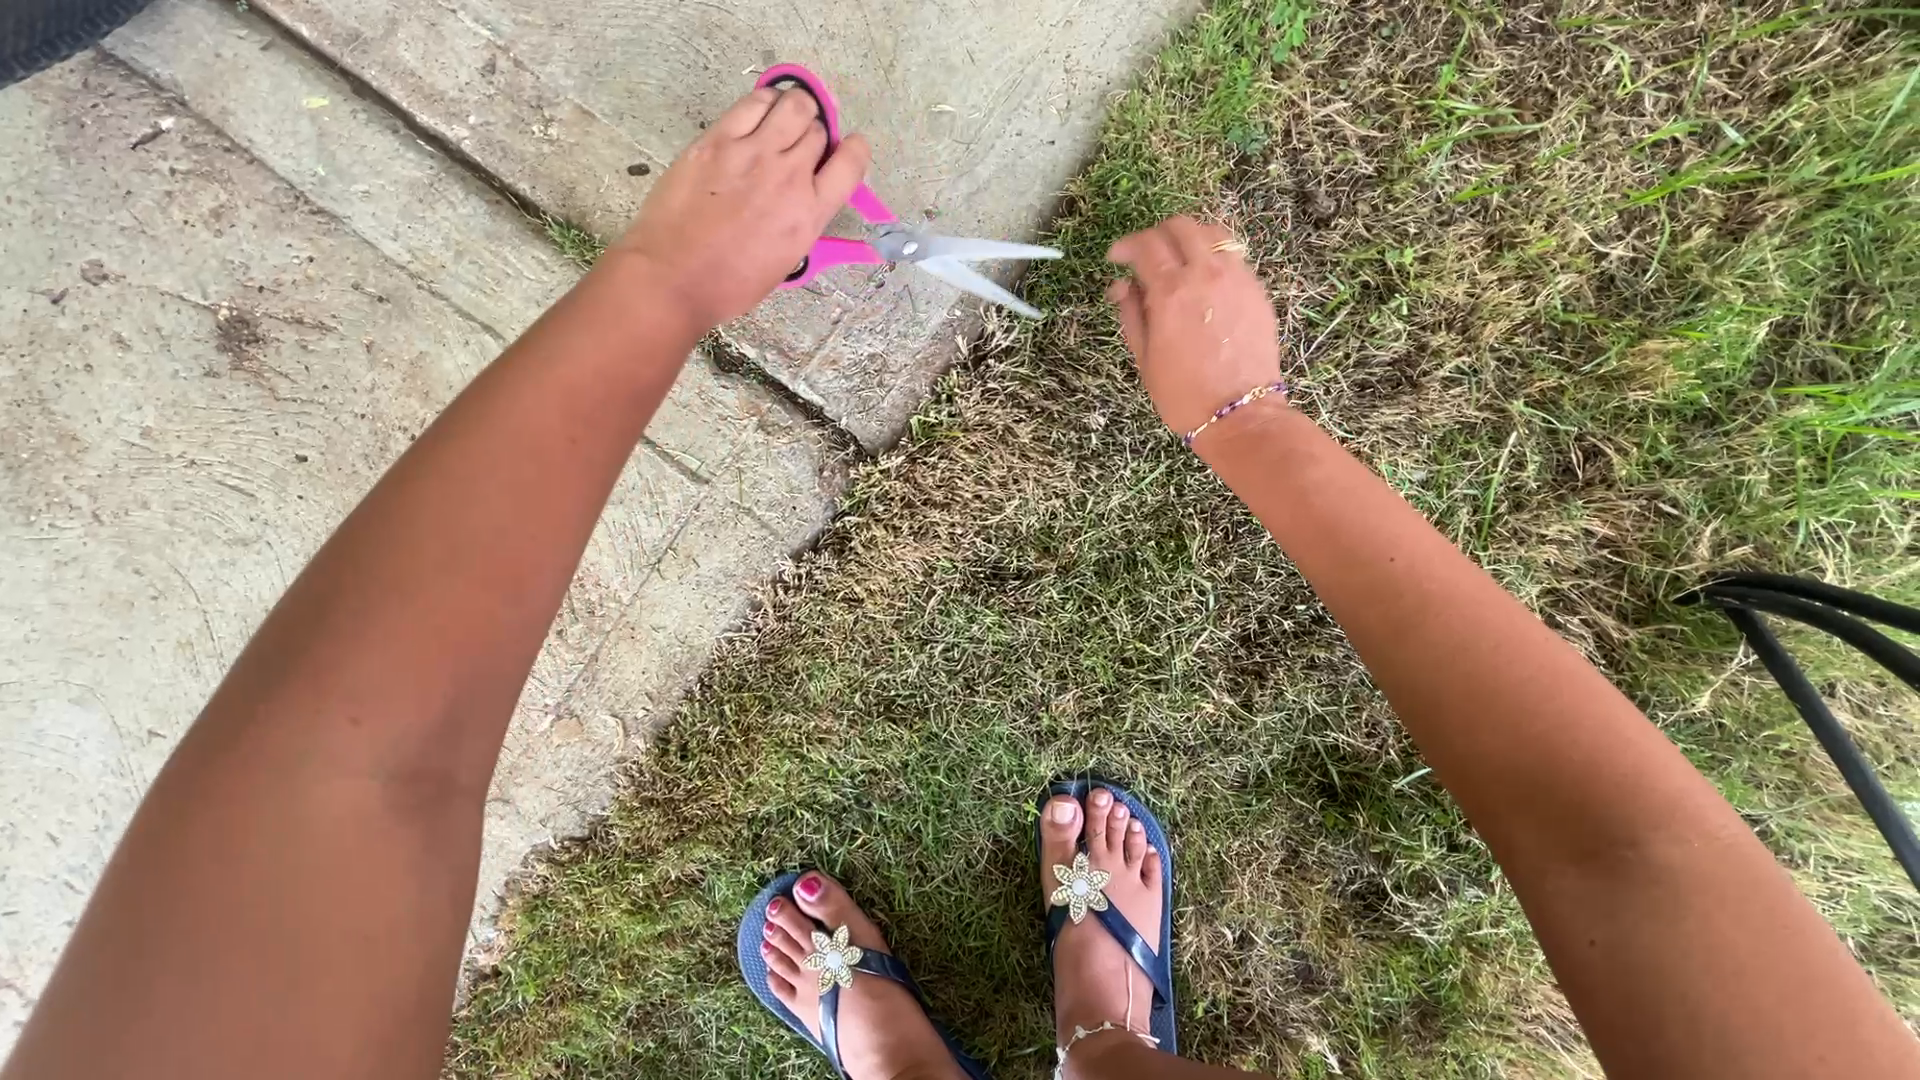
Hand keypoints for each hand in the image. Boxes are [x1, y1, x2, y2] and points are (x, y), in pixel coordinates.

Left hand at [610, 86, 871, 328]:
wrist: (674, 277)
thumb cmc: (730, 283)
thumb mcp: (786, 261)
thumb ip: (804, 221)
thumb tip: (808, 199)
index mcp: (810, 214)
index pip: (851, 162)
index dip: (853, 150)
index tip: (844, 151)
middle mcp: (788, 176)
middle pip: (818, 129)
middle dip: (815, 134)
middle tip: (799, 144)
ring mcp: (752, 153)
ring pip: (792, 104)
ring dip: (793, 109)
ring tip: (781, 122)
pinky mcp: (717, 140)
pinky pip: (752, 103)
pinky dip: (763, 103)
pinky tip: (757, 116)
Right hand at [1107, 217, 1282, 438]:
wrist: (1239, 415)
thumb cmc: (1183, 395)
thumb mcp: (1144, 358)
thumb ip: (1131, 314)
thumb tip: (1122, 286)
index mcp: (1171, 292)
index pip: (1145, 245)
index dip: (1125, 245)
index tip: (1116, 257)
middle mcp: (1205, 275)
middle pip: (1180, 226)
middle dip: (1157, 234)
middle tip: (1145, 255)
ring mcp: (1237, 278)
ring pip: (1212, 232)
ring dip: (1189, 238)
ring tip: (1178, 260)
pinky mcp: (1257, 290)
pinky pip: (1233, 256)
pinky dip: (1213, 257)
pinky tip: (1204, 281)